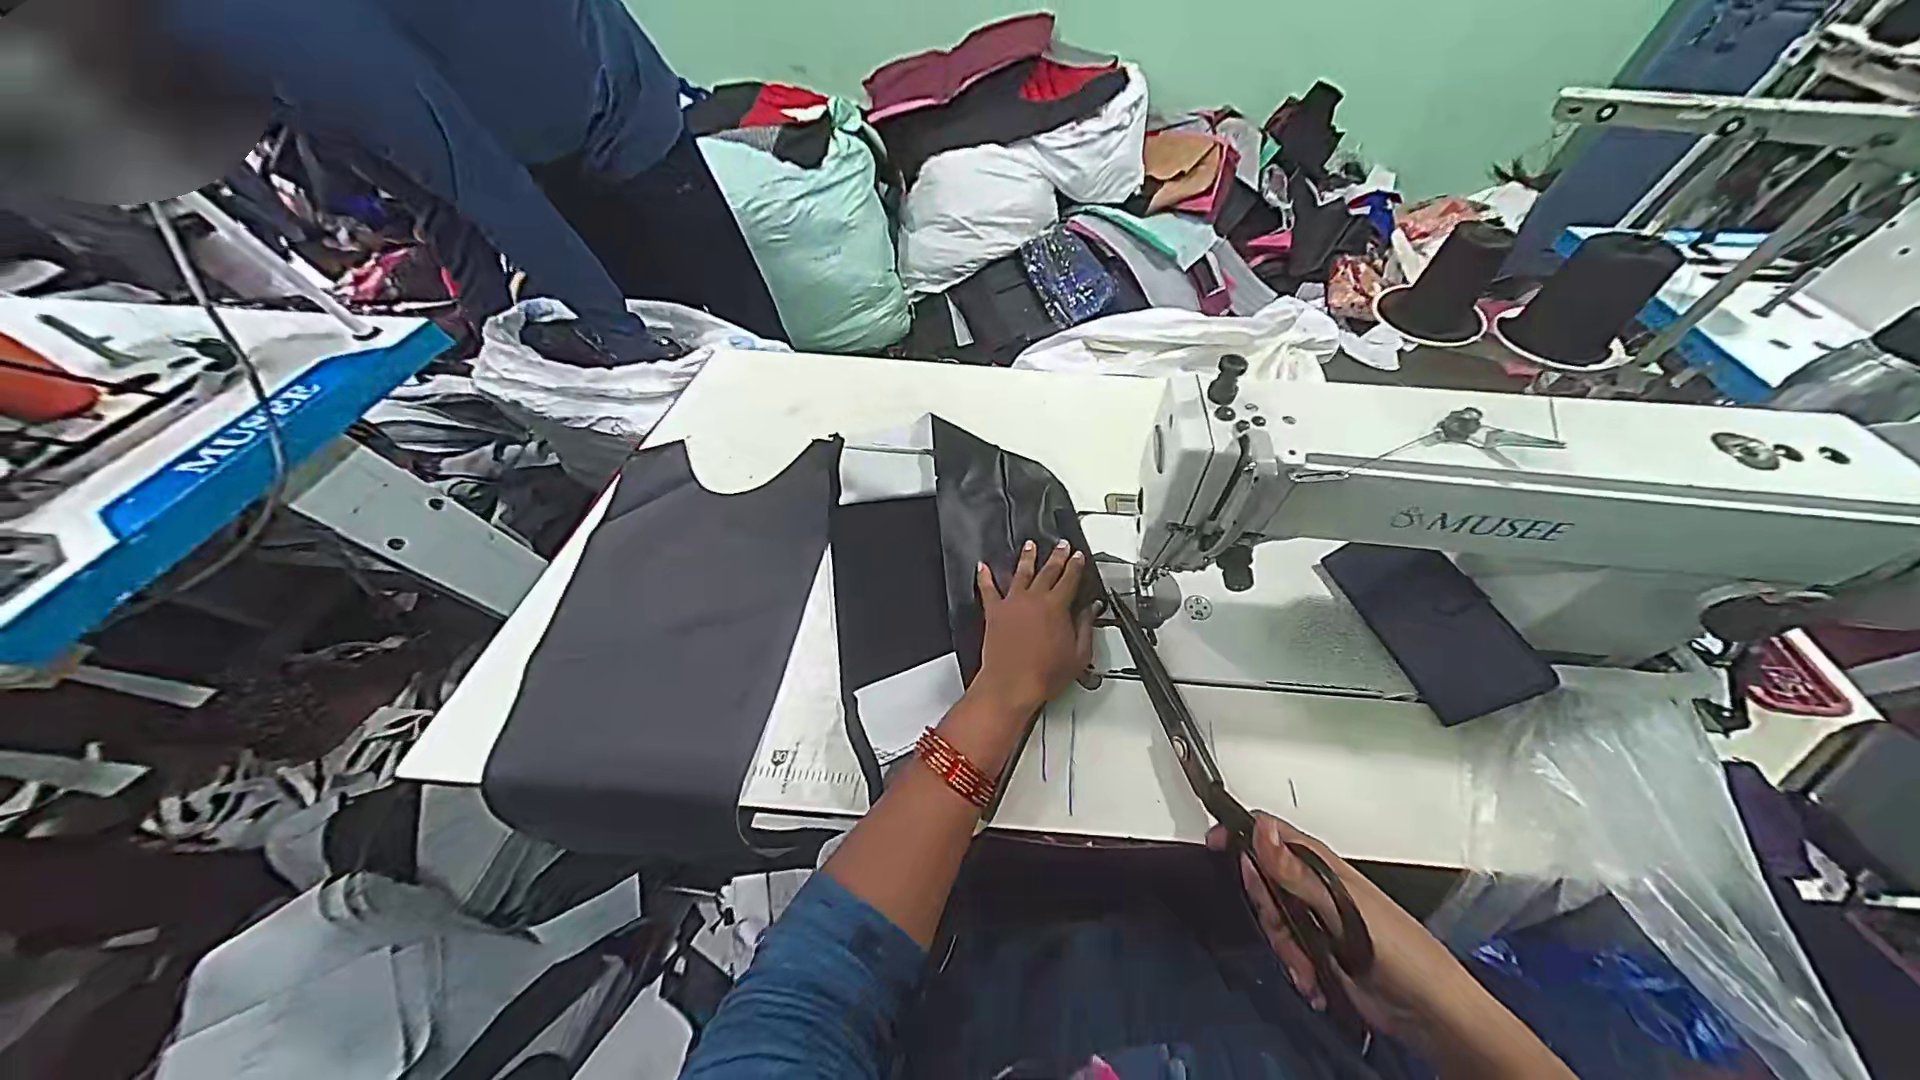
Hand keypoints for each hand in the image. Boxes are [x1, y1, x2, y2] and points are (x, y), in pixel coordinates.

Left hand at [972, 539, 1095, 714]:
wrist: (1012, 685)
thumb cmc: (1043, 674)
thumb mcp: (1079, 654)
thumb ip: (1086, 627)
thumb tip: (1090, 611)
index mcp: (1056, 607)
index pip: (1070, 579)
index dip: (1076, 565)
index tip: (1078, 556)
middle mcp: (1033, 599)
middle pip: (1048, 571)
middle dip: (1057, 556)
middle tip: (1061, 546)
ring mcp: (1012, 604)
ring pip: (1021, 573)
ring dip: (1027, 558)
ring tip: (1029, 546)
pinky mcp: (994, 613)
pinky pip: (988, 589)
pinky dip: (985, 577)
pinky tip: (983, 567)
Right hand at [1209, 813, 1493, 1052]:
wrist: (1431, 1013)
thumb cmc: (1400, 951)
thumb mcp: (1339, 905)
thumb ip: (1294, 869)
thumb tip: (1260, 829)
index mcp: (1317, 863)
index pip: (1266, 832)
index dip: (1238, 833)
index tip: (1215, 842)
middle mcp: (1312, 886)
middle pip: (1260, 879)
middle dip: (1266, 908)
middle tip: (1283, 922)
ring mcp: (1314, 918)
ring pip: (1269, 918)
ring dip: (1283, 945)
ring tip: (1307, 963)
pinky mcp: (1316, 949)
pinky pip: (1283, 950)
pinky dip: (1294, 967)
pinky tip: (1314, 979)